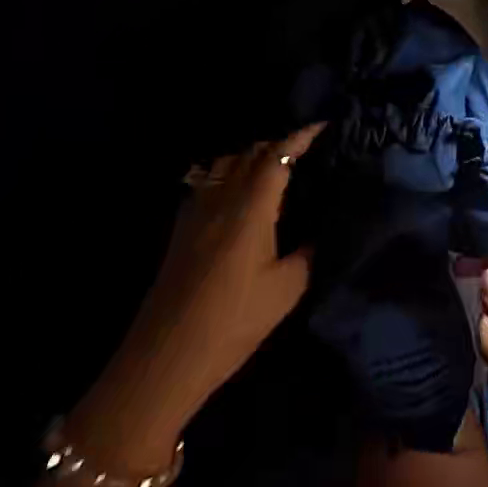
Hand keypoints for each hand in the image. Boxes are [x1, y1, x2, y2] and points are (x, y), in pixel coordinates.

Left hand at [52, 125, 319, 483]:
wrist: (163, 361)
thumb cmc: (231, 323)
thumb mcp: (286, 290)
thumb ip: (310, 253)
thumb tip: (324, 231)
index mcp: (251, 208)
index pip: (279, 155)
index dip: (302, 136)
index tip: (324, 125)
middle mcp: (221, 199)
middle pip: (250, 153)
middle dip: (279, 143)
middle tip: (306, 151)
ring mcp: (195, 213)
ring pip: (224, 163)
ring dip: (251, 156)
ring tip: (273, 168)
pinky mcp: (180, 230)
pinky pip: (206, 183)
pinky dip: (227, 174)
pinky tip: (238, 195)